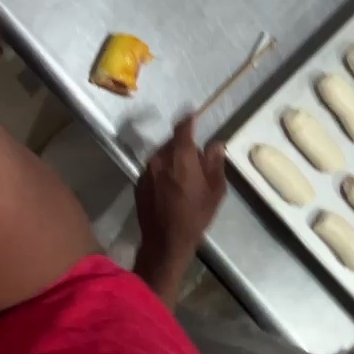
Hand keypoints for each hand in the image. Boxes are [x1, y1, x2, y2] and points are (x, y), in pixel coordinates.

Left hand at [133, 114, 227, 301]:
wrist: (165, 239)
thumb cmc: (195, 215)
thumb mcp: (215, 190)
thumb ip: (214, 163)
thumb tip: (215, 144)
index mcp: (180, 158)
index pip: (182, 129)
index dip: (188, 120)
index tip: (193, 114)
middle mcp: (159, 159)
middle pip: (172, 143)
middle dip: (183, 146)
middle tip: (197, 161)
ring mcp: (146, 171)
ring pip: (161, 155)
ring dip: (172, 159)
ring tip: (185, 177)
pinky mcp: (139, 182)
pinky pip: (153, 168)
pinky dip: (163, 170)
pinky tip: (171, 187)